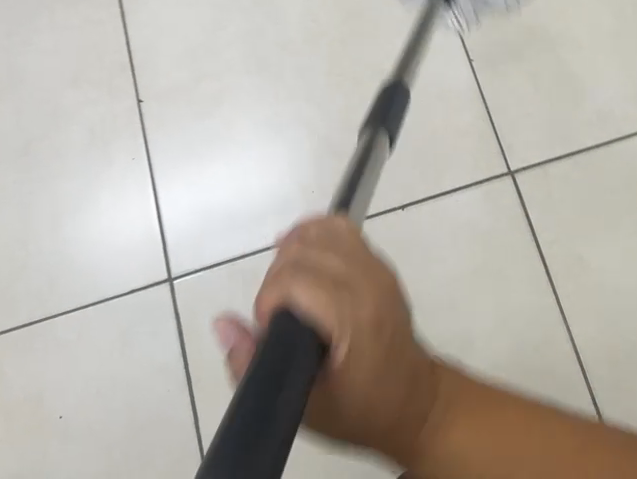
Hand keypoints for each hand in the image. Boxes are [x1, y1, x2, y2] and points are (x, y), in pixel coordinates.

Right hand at [214, 215, 446, 463]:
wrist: (414, 402)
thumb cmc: (360, 408)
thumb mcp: (303, 406)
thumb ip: (255, 367)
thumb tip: (222, 323)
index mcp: (353, 318)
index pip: (294, 279)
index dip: (268, 300)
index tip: (267, 327)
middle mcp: (367, 283)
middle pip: (303, 250)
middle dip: (276, 276)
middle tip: (274, 313)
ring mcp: (376, 268)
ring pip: (322, 230)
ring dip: (293, 249)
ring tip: (284, 283)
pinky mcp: (379, 263)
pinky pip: (342, 229)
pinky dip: (314, 233)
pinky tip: (301, 254)